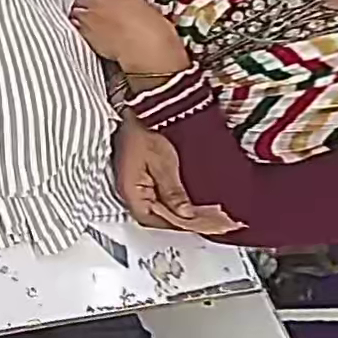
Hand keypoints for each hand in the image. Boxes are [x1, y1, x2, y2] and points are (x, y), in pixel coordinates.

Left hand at [70, 0, 190, 72]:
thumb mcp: (147, 8)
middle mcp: (99, 1)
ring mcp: (88, 16)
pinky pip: (74, 27)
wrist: (142, 47)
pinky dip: (77, 29)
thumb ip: (133, 3)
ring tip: (87, 24)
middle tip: (91, 13)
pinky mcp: (83, 32)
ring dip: (78, 16)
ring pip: (75, 12)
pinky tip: (87, 35)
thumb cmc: (151, 30)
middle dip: (85, 5)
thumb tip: (134, 6)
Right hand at [115, 115, 244, 234]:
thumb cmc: (147, 131)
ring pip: (156, 210)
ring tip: (204, 216)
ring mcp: (133, 185)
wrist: (142, 112)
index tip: (201, 225)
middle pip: (154, 217)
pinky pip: (156, 199)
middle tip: (209, 223)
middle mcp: (129, 191)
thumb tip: (184, 214)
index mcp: (130, 190)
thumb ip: (173, 192)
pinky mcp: (141, 179)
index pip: (151, 220)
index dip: (176, 225)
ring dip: (178, 214)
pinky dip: (174, 204)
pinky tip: (188, 204)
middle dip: (181, 222)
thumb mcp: (164, 163)